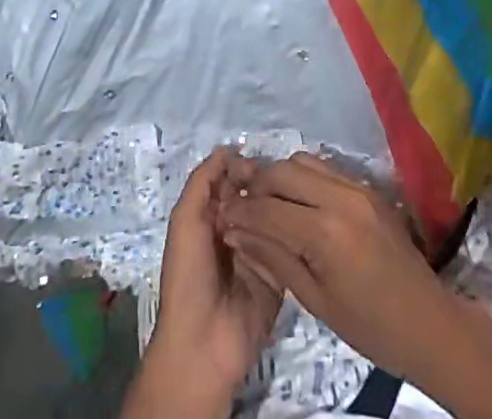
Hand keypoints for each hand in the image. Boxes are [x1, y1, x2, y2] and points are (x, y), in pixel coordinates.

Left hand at [123, 148, 282, 416]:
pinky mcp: (279, 275)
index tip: (257, 163)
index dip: (241, 168)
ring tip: (296, 196)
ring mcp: (257, 252)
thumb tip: (226, 149)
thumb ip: (202, 182)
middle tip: (281, 180)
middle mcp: (233, 230)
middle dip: (264, 185)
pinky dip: (294, 234)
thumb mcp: (185, 221)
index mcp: (208, 217)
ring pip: (273, 218)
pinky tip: (307, 221)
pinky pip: (288, 247)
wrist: (205, 341)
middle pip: (253, 196)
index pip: (229, 180)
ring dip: (280, 207)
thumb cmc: (189, 275)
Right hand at [218, 153, 466, 383]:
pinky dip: (303, 179)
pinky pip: (325, 169)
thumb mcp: (314, 299)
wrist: (431, 324)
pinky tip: (296, 203)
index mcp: (326, 233)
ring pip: (302, 162)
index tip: (222, 217)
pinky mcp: (368, 189)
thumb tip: (235, 229)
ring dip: (279, 178)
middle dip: (256, 186)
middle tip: (242, 207)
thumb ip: (272, 257)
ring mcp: (358, 189)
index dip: (240, 212)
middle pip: (282, 172)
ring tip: (267, 203)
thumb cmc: (370, 327)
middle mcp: (341, 199)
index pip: (267, 209)